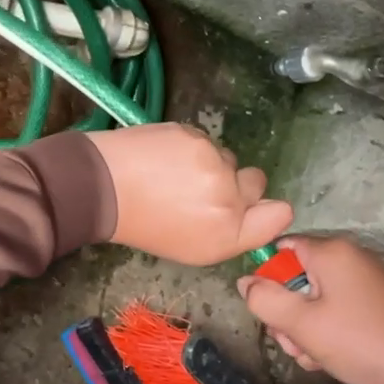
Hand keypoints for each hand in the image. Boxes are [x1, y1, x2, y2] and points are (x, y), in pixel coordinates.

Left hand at [85, 124, 292, 265]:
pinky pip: (206, 141)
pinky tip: (166, 158)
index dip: (267, 209)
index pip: (279, 213)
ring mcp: (212, 161)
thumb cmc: (147, 224)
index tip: (247, 208)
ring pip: (228, 158)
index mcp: (229, 232)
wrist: (104, 186)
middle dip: (237, 185)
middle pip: (256, 182)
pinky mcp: (194, 135)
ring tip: (174, 175)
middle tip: (199, 192)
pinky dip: (191, 149)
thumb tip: (268, 210)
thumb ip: (237, 232)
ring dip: (211, 165)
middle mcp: (229, 196)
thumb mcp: (195, 248)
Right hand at [237, 235, 383, 383]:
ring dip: (306, 328)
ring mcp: (366, 279)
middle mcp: (349, 256)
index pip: (280, 249)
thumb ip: (264, 300)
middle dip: (287, 312)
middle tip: (295, 344)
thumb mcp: (301, 324)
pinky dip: (329, 329)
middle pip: (297, 276)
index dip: (267, 280)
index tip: (271, 314)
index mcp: (330, 251)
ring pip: (315, 297)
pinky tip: (332, 357)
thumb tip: (245, 281)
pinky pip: (338, 307)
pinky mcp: (378, 301)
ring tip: (315, 357)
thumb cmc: (359, 343)